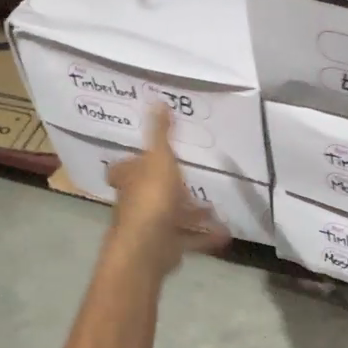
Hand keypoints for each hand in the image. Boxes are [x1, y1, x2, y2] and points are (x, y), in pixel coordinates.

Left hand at [103, 105, 229, 274]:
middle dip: (170, 190)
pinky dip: (205, 235)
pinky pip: (188, 238)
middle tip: (191, 184)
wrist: (149, 246)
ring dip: (192, 214)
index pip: (122, 169)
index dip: (129, 164)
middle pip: (150, 193)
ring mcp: (151, 227)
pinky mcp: (167, 247)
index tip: (142, 160)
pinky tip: (225, 233)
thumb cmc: (151, 197)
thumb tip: (157, 100)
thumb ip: (161, 132)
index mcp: (130, 179)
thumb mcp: (160, 157)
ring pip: (172, 217)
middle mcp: (136, 202)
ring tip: (215, 208)